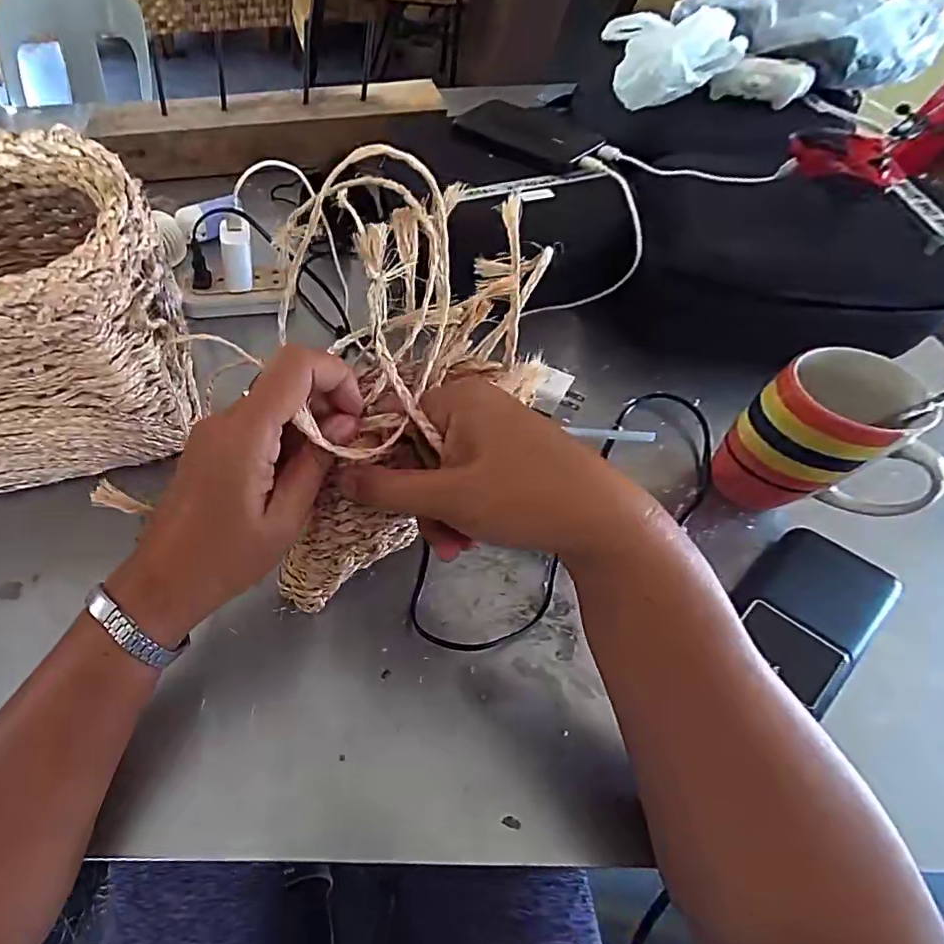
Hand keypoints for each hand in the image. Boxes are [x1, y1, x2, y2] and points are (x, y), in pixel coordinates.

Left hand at [107, 347, 362, 646]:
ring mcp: (212, 429)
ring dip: (305, 423)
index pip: (296, 363)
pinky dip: (282, 435)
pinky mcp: (208, 444)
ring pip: (272, 401)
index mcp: (244, 431)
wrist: (163, 579)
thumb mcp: (285, 520)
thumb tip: (344, 421)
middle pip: (285, 379)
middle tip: (343, 448)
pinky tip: (289, 475)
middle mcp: (225, 418)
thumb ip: (315, 464)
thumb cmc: (225, 559)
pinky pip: (254, 423)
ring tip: (318, 469)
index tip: (355, 415)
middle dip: (325, 403)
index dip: (336, 375)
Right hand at [335, 377, 670, 566]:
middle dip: (417, 500)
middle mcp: (473, 406)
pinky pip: (464, 479)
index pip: (390, 416)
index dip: (372, 454)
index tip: (366, 492)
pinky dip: (461, 509)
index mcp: (456, 398)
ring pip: (438, 473)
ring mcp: (493, 432)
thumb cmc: (521, 498)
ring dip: (438, 513)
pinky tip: (471, 537)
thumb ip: (386, 488)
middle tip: (431, 533)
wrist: (604, 523)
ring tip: (455, 545)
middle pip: (414, 451)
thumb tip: (339, 476)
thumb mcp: (445, 498)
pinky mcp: (509, 457)